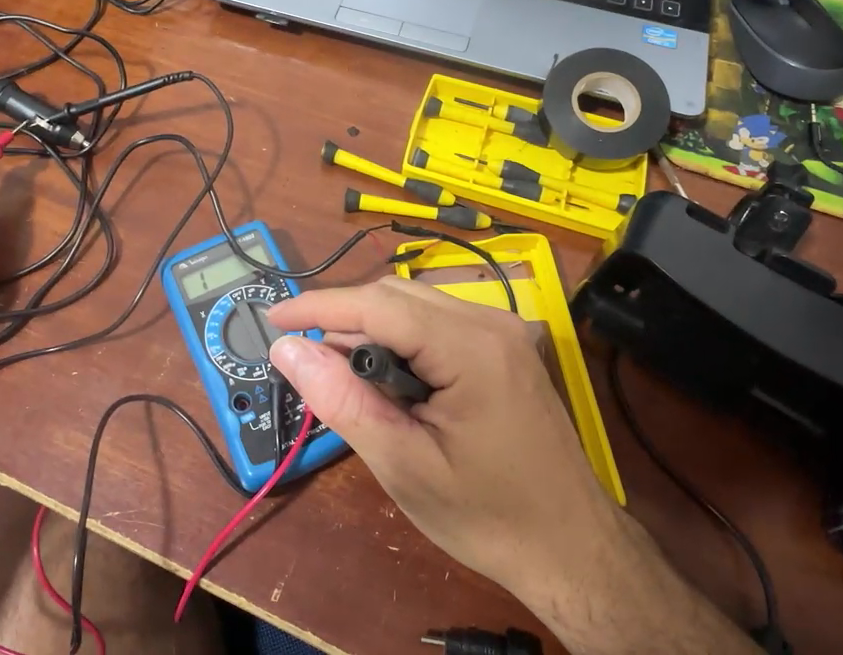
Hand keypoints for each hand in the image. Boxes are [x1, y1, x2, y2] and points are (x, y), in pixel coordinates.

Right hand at [266, 279, 619, 606]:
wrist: (571, 547)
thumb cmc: (487, 515)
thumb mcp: (404, 465)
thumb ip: (343, 400)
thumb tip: (288, 348)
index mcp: (472, 348)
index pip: (379, 303)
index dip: (320, 305)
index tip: (272, 317)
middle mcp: (491, 322)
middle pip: (397, 295)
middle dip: (345, 319)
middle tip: (308, 363)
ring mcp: (504, 331)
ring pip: (415, 305)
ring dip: (372, 330)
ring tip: (345, 378)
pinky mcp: (506, 347)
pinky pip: (438, 322)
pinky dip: (402, 339)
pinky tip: (390, 380)